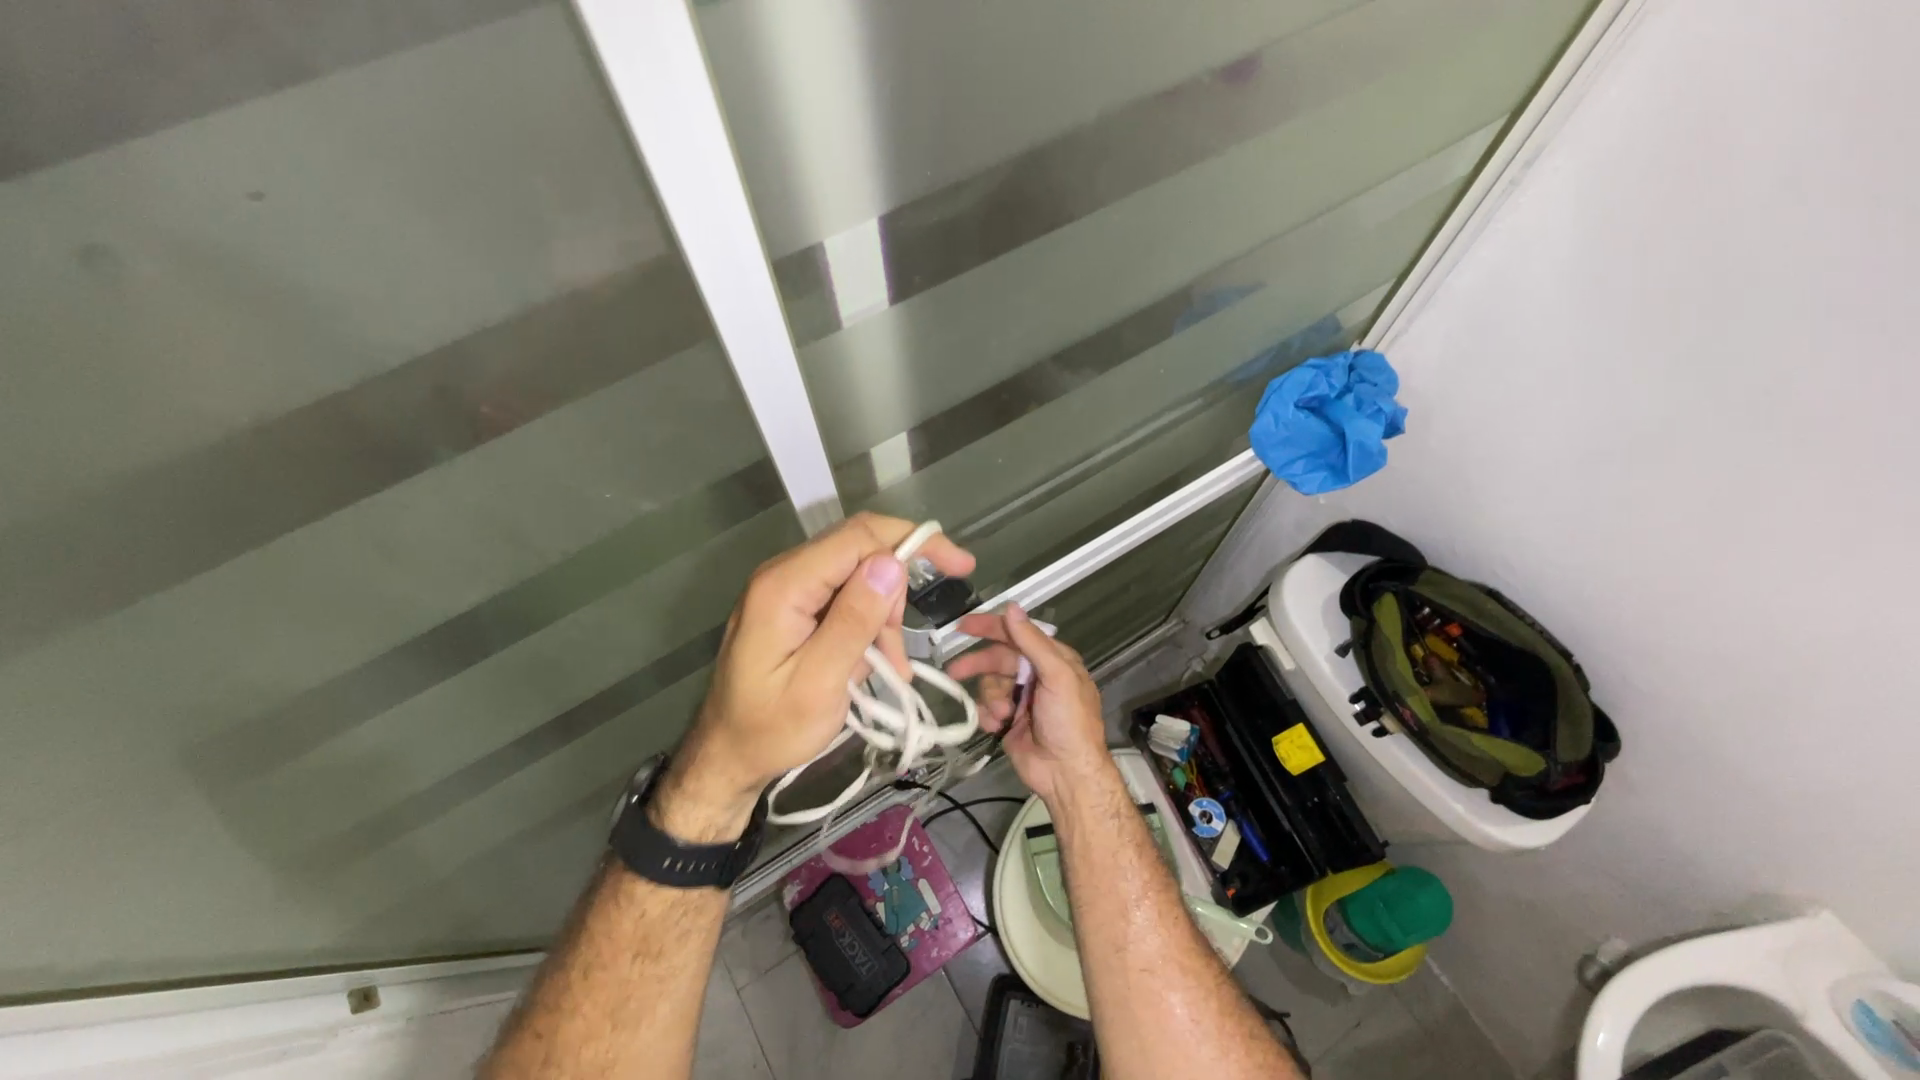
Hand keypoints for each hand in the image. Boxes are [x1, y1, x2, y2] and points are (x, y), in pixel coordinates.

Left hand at [657, 514, 975, 839]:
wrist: (726, 756)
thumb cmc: (770, 728)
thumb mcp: (819, 684)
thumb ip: (854, 621)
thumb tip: (891, 563)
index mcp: (785, 586)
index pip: (860, 537)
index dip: (915, 542)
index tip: (960, 566)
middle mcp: (783, 574)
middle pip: (861, 550)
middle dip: (897, 590)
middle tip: (901, 649)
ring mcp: (786, 589)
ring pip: (858, 577)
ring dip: (884, 618)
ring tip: (889, 670)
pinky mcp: (793, 607)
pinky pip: (844, 599)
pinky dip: (868, 626)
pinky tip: (874, 665)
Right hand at [947, 604, 1110, 803]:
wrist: (1066, 772)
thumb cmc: (1069, 721)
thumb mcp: (1058, 676)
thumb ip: (1033, 642)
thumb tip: (1012, 606)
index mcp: (1053, 660)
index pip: (1018, 634)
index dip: (991, 627)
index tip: (964, 625)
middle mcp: (1036, 675)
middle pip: (998, 659)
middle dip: (979, 665)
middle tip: (955, 670)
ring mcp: (1021, 699)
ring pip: (990, 684)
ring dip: (991, 698)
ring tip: (1002, 715)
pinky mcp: (1008, 721)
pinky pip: (986, 707)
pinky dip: (988, 715)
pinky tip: (997, 726)